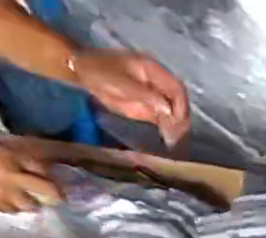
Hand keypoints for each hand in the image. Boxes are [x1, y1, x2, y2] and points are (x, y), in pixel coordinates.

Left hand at [70, 49, 189, 145]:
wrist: (84, 74)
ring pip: (176, 112)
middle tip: (178, 135)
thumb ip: (146, 96)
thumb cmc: (100, 73)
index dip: (181, 105)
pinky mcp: (152, 106)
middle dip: (181, 118)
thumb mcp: (122, 83)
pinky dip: (170, 129)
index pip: (177, 89)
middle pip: (179, 102)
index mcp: (153, 70)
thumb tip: (169, 111)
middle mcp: (159, 82)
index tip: (177, 121)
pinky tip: (169, 139)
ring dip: (177, 127)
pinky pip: (167, 119)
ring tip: (174, 139)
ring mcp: (157, 94)